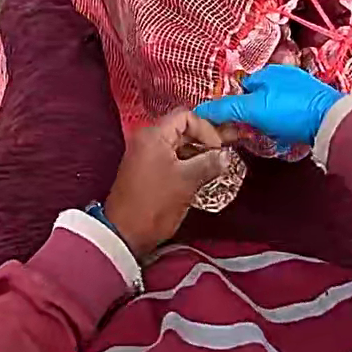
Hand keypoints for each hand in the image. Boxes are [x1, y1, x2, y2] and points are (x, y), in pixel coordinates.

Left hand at [103, 111, 230, 255]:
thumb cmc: (155, 203)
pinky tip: (197, 175)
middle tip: (219, 157)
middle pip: (180, 128)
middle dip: (202, 141)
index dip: (205, 129)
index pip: (185, 116)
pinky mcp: (143, 167)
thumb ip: (209, 163)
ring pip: (175, 143)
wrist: (124, 235)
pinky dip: (184, 162)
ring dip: (195, 153)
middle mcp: (146, 138)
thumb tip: (226, 155)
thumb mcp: (187, 181)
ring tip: (211, 168)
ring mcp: (143, 153)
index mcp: (154, 134)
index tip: (218, 148)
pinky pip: (168, 155)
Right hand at [194, 64, 342, 150]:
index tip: (234, 125)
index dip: (235, 107)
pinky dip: (286, 124)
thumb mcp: (253, 109)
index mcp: (267, 72)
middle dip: (254, 115)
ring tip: (273, 134)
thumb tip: (201, 110)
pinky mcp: (313, 101)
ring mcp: (300, 87)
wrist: (331, 121)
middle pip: (258, 98)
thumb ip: (227, 109)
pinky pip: (290, 113)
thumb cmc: (290, 111)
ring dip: (270, 121)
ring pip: (274, 107)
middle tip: (255, 131)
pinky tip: (288, 134)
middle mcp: (284, 75)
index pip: (241, 88)